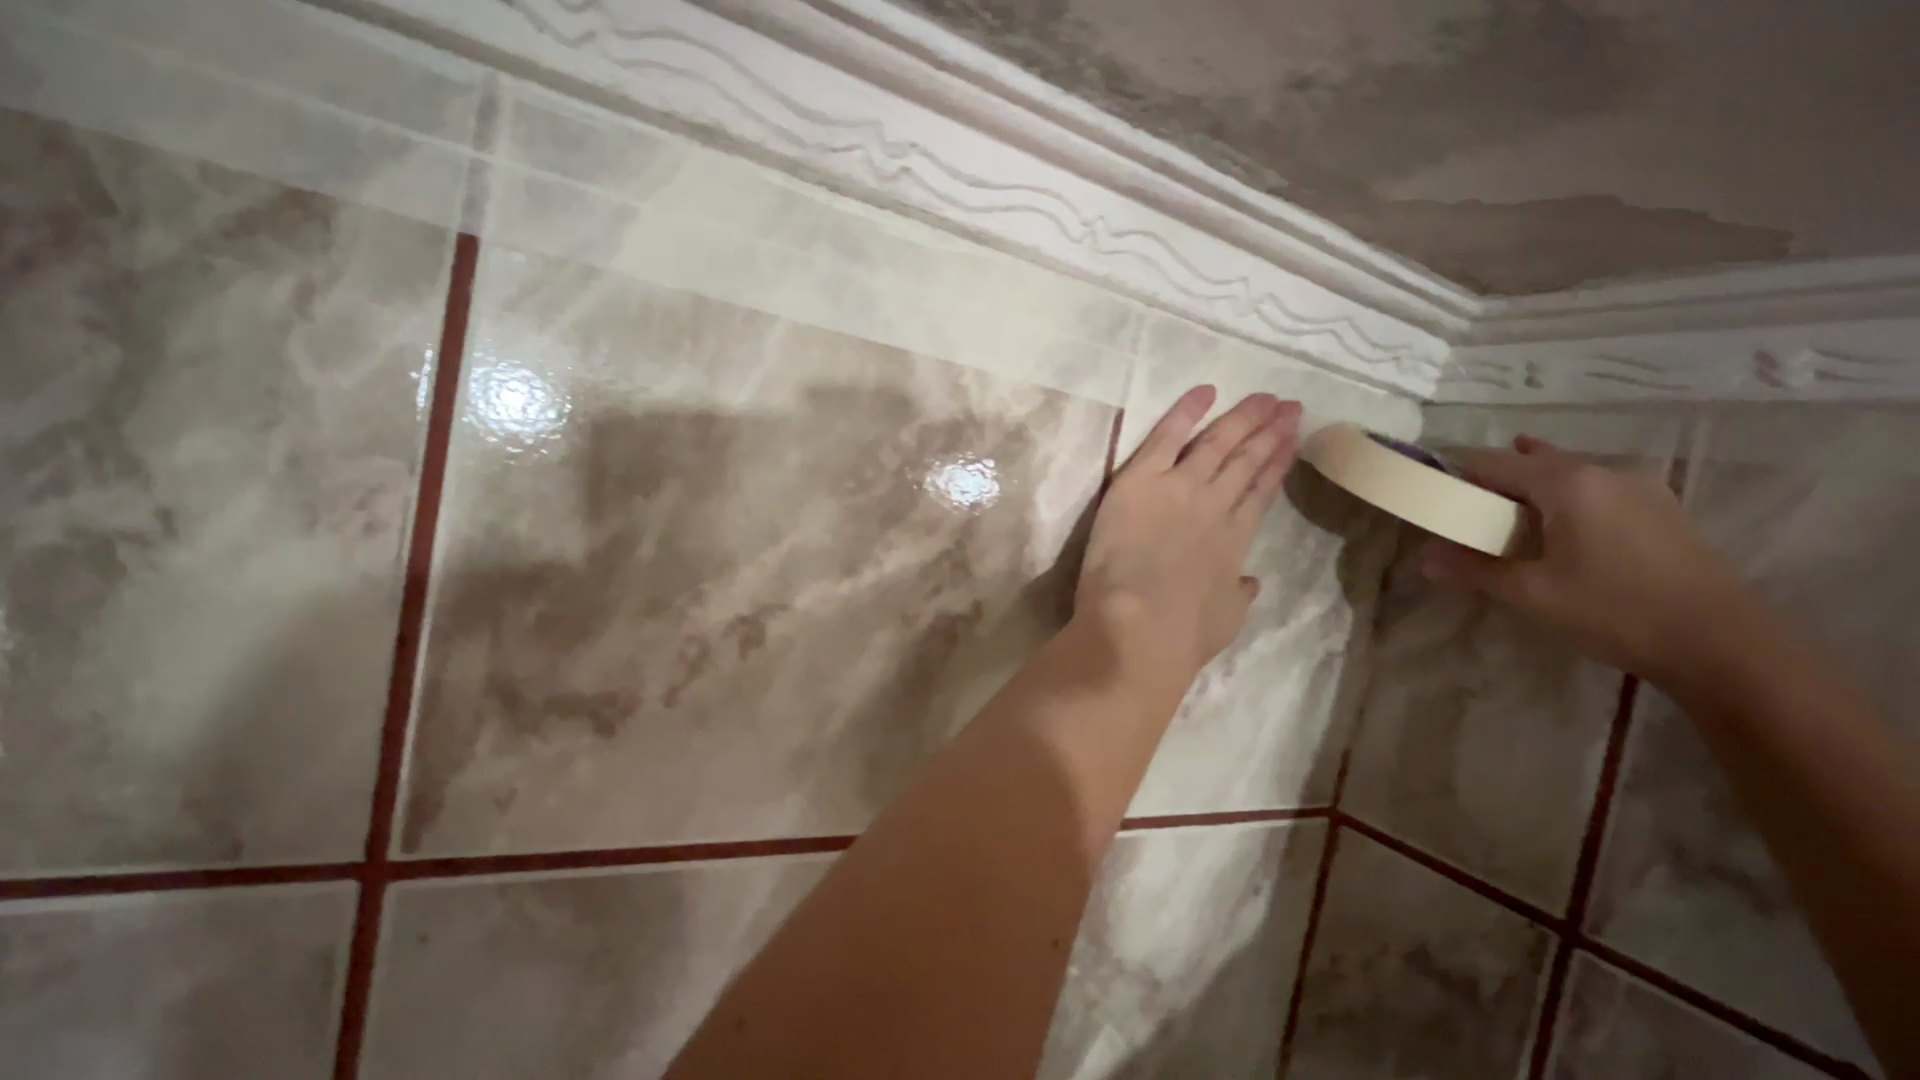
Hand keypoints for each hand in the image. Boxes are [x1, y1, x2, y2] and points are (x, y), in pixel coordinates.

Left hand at [1074, 386, 1301, 679]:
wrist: (1138, 627)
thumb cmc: (1181, 636)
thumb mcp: (1225, 619)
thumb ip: (1238, 594)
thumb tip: (1249, 582)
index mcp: (1234, 541)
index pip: (1261, 492)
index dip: (1278, 464)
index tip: (1293, 441)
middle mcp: (1213, 506)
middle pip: (1246, 461)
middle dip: (1270, 432)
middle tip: (1290, 406)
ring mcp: (1179, 489)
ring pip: (1216, 442)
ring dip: (1243, 417)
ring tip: (1265, 397)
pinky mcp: (1140, 481)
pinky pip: (1165, 437)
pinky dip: (1186, 411)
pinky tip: (1205, 391)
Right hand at [1419, 434, 1755, 680]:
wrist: (1720, 644)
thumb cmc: (1614, 611)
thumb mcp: (1531, 594)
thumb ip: (1474, 570)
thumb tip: (1423, 559)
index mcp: (1567, 482)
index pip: (1491, 462)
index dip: (1457, 480)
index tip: (1438, 507)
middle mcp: (1603, 472)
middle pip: (1531, 463)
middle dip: (1495, 486)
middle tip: (1472, 522)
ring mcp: (1639, 489)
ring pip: (1567, 476)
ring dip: (1533, 495)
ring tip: (1513, 530)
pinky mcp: (1662, 511)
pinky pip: (1597, 493)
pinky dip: (1567, 505)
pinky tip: (1564, 539)